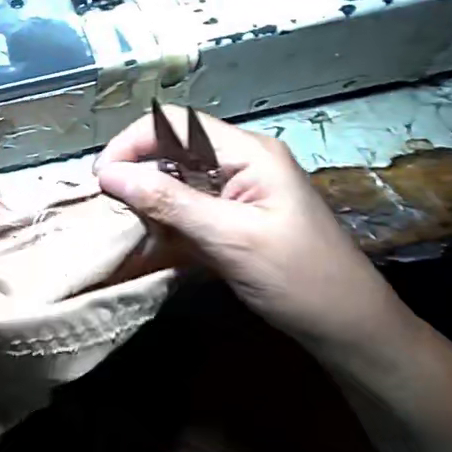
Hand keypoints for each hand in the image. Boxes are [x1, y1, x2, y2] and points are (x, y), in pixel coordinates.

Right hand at [94, 107, 414, 361]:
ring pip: (179, 175)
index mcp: (249, 152)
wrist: (350, 327)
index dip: (133, 142)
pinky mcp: (235, 216)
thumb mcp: (230, 239)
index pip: (177, 124)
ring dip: (147, 194)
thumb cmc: (299, 279)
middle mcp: (242, 160)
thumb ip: (170, 202)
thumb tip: (110, 174)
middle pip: (175, 146)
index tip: (102, 177)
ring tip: (119, 219)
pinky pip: (189, 203)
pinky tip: (147, 234)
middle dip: (136, 167)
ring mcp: (240, 188)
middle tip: (104, 201)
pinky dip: (164, 215)